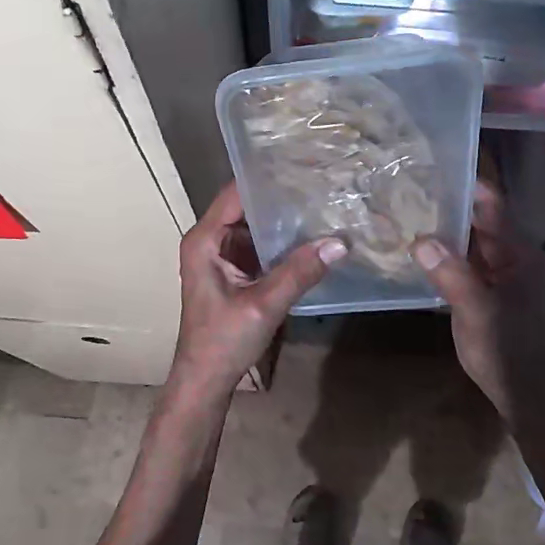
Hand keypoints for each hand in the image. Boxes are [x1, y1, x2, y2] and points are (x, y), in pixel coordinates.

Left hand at [170, 182, 345, 393]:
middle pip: (246, 206)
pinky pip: (259, 245)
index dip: (264, 177)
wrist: (206, 379)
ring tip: (320, 202)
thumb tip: (339, 243)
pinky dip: (281, 240)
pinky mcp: (235, 271)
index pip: (235, 193)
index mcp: (205, 240)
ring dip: (283, 219)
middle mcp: (210, 241)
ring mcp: (222, 256)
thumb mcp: (264, 305)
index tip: (300, 165)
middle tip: (320, 182)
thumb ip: (299, 272)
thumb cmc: (223, 341)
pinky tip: (310, 234)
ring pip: (255, 226)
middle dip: (280, 196)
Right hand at [413, 182, 544, 416]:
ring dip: (444, 228)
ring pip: (470, 240)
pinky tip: (418, 249)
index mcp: (520, 254)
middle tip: (409, 188)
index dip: (468, 185)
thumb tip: (421, 239)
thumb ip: (453, 275)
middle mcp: (512, 256)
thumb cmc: (505, 350)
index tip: (434, 167)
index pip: (493, 206)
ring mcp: (500, 273)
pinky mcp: (487, 289)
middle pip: (479, 220)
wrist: (520, 393)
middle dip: (448, 204)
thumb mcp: (477, 312)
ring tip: (407, 211)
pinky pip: (465, 260)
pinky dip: (444, 252)